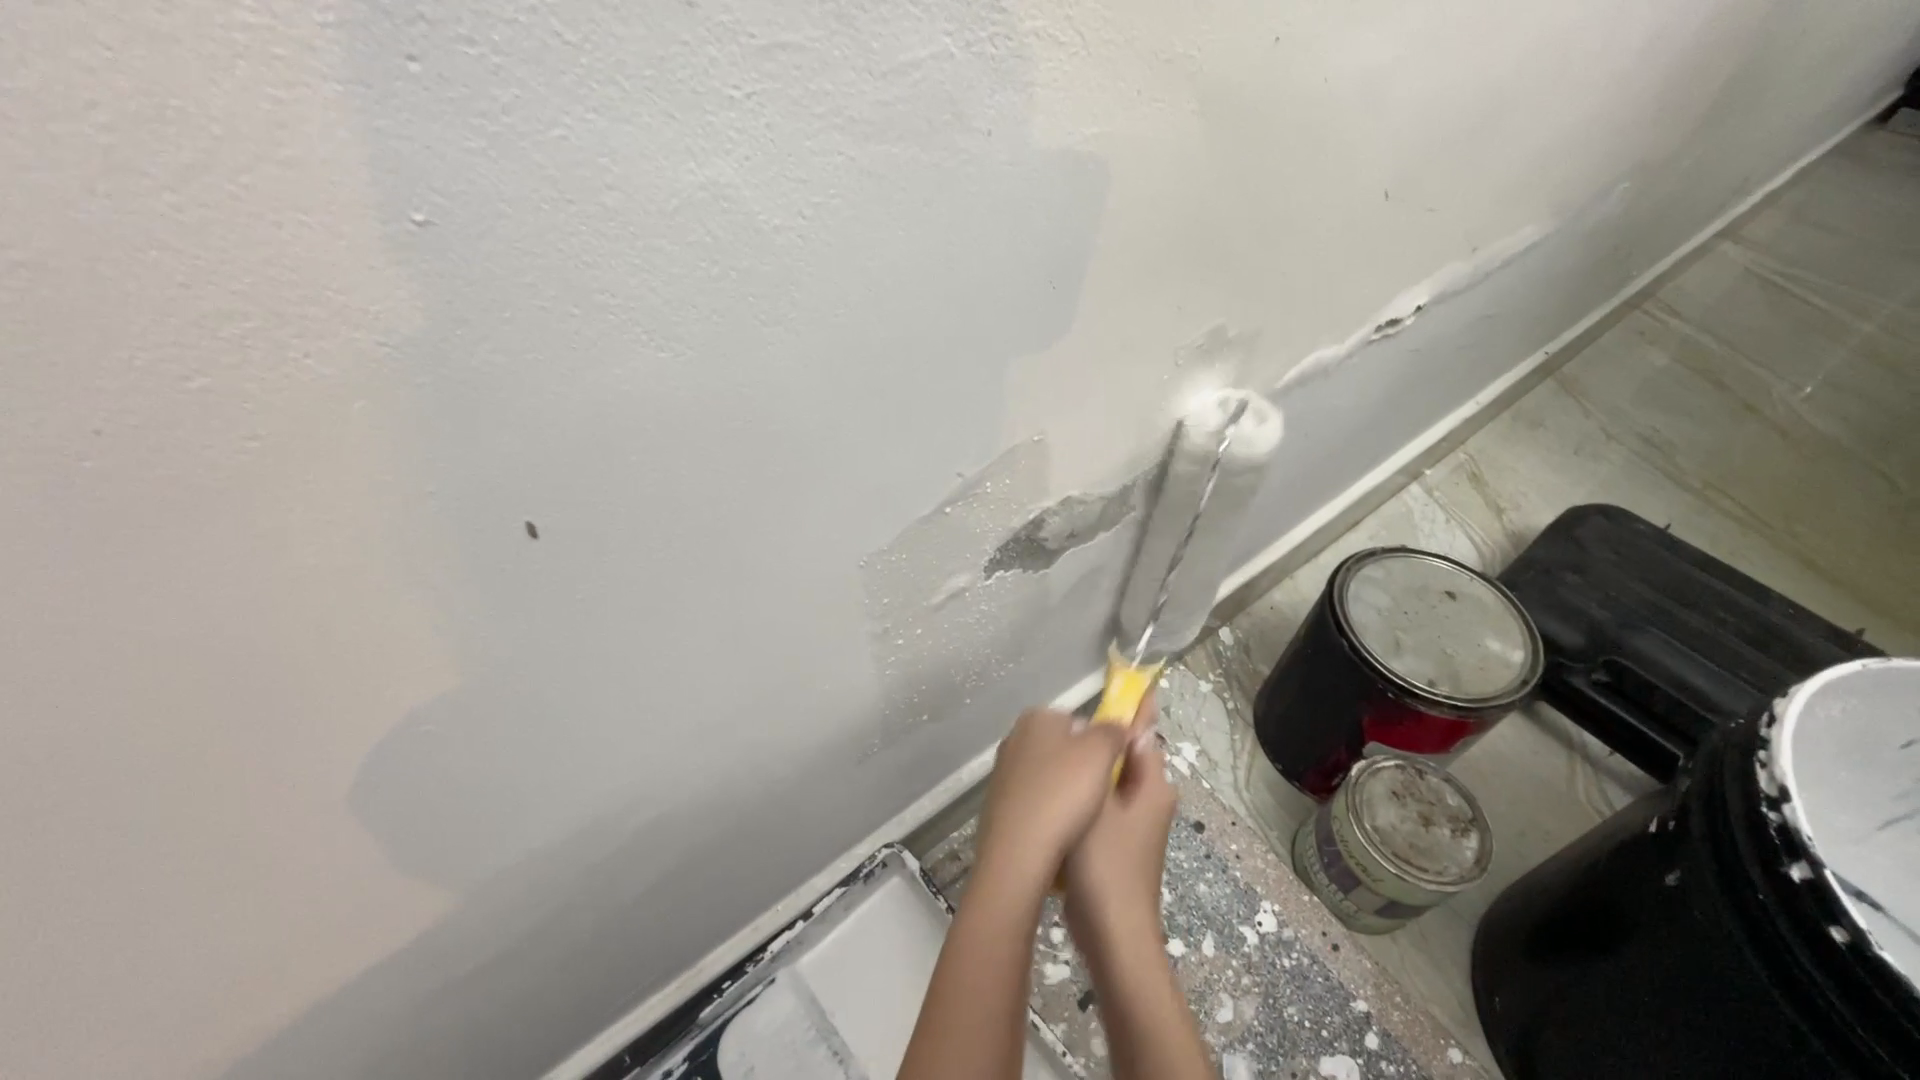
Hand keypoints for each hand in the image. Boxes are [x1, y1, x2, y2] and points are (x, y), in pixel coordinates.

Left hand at [974, 708, 1130, 889]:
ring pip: (1050, 776)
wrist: (1018, 850)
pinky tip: (1059, 830)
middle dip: (1084, 768)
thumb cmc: (1063, 793)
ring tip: (1082, 817)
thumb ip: (1113, 731)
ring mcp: (1002, 770)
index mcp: (1036, 717)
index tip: (1114, 770)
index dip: (1102, 744)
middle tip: (1101, 795)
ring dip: (1066, 792)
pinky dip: (1048, 811)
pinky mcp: (997, 802)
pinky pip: (1034, 800)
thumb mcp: (1100, 753)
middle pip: (1064, 748)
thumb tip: (1118, 727)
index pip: (1080, 722)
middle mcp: (1013, 737)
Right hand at [1062, 725, 1177, 951]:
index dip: (1134, 709)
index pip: (1144, 735)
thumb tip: (1118, 730)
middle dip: (1098, 746)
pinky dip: (1084, 803)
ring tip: (1052, 765)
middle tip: (1061, 735)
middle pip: (1124, 760)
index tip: (1125, 683)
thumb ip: (1107, 765)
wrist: (1112, 935)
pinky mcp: (1119, 849)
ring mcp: (1136, 827)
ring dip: (1087, 777)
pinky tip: (1055, 804)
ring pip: (1110, 787)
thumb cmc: (1105, 864)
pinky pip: (1102, 811)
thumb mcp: (1100, 805)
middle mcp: (1150, 801)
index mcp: (1153, 786)